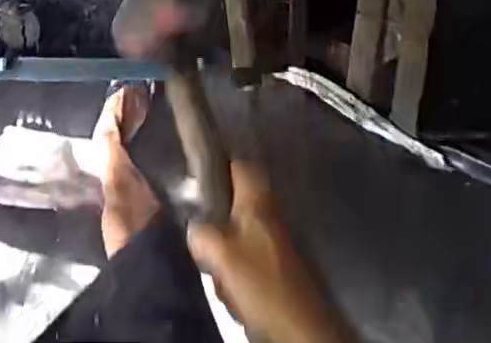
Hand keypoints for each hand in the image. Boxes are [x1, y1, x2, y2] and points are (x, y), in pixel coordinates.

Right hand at [188, 160, 355, 342]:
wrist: (298, 324)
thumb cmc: (261, 279)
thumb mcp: (222, 253)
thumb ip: (202, 234)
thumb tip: (193, 227)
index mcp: (256, 200)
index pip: (238, 166)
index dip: (219, 167)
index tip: (197, 179)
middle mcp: (267, 213)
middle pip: (232, 205)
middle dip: (215, 225)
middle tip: (204, 242)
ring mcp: (271, 239)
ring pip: (234, 237)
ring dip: (223, 257)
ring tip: (221, 276)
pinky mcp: (272, 265)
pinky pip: (243, 262)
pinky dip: (234, 275)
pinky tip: (233, 293)